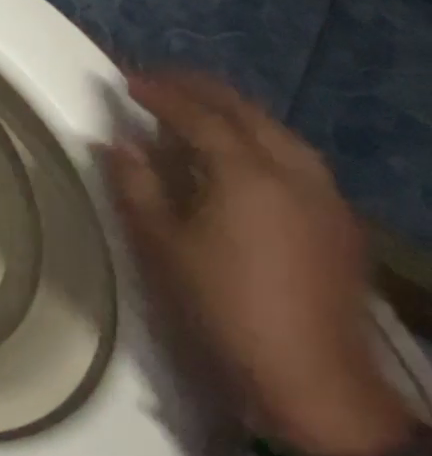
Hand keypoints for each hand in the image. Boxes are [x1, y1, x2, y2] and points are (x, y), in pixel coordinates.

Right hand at [105, 71, 414, 455]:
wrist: (309, 375)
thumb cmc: (219, 302)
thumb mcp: (160, 242)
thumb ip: (136, 184)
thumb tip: (119, 142)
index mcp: (246, 174)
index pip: (197, 115)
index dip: (159, 93)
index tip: (125, 81)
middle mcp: (294, 173)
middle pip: (247, 113)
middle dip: (201, 91)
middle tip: (159, 82)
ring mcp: (325, 197)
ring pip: (278, 133)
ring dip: (234, 114)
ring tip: (196, 112)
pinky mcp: (338, 222)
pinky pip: (296, 159)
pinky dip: (260, 140)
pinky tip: (238, 156)